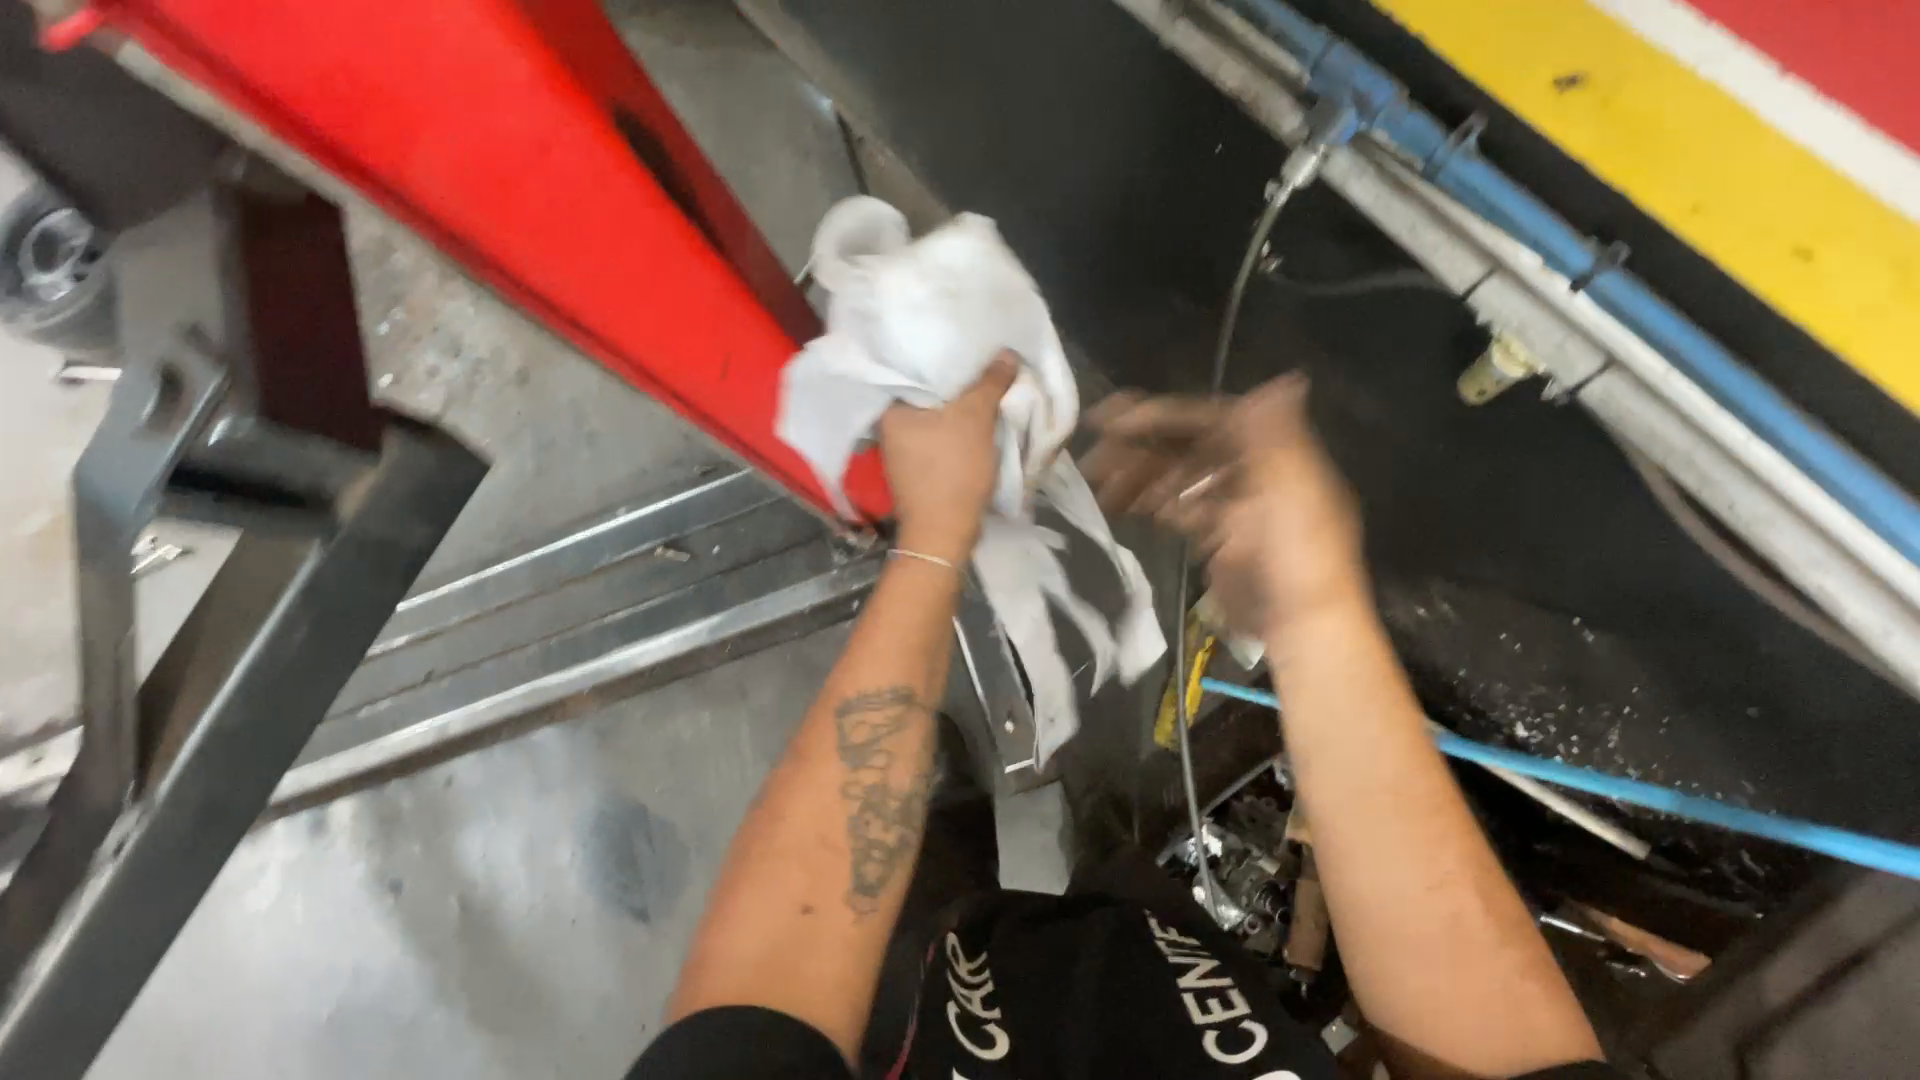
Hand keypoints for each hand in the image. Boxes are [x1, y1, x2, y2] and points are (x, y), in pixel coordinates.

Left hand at [877, 352, 1019, 564]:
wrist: (944, 533)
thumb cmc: (952, 469)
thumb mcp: (975, 418)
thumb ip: (989, 382)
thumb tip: (1006, 353)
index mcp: (891, 411)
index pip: (917, 371)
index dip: (946, 359)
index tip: (972, 349)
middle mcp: (890, 430)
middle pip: (930, 397)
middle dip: (958, 387)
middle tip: (985, 368)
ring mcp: (903, 455)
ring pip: (937, 420)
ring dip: (960, 412)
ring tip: (987, 391)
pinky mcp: (918, 474)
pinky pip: (941, 442)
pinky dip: (958, 434)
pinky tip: (979, 426)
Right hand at [1082, 374, 1364, 641]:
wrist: (1302, 625)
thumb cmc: (1298, 554)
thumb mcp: (1293, 489)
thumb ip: (1276, 436)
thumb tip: (1286, 380)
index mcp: (1273, 456)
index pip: (1212, 422)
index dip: (1164, 415)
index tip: (1116, 416)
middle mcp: (1253, 474)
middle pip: (1188, 450)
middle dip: (1140, 448)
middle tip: (1092, 454)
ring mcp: (1236, 509)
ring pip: (1178, 480)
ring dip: (1137, 476)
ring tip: (1094, 482)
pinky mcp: (1220, 541)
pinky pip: (1179, 511)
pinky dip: (1150, 504)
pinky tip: (1118, 505)